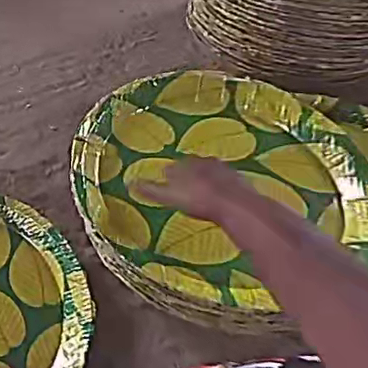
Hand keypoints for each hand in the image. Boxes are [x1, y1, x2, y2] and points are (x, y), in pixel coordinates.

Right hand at [130, 157, 260, 226]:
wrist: (235, 204)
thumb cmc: (198, 201)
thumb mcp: (170, 197)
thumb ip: (151, 190)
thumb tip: (129, 183)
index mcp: (185, 166)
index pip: (173, 167)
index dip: (169, 173)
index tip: (167, 177)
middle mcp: (203, 163)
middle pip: (192, 164)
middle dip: (188, 170)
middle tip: (186, 180)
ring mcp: (222, 169)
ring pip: (211, 168)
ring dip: (207, 174)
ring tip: (205, 184)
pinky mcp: (238, 178)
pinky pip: (228, 177)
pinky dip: (224, 182)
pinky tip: (224, 190)